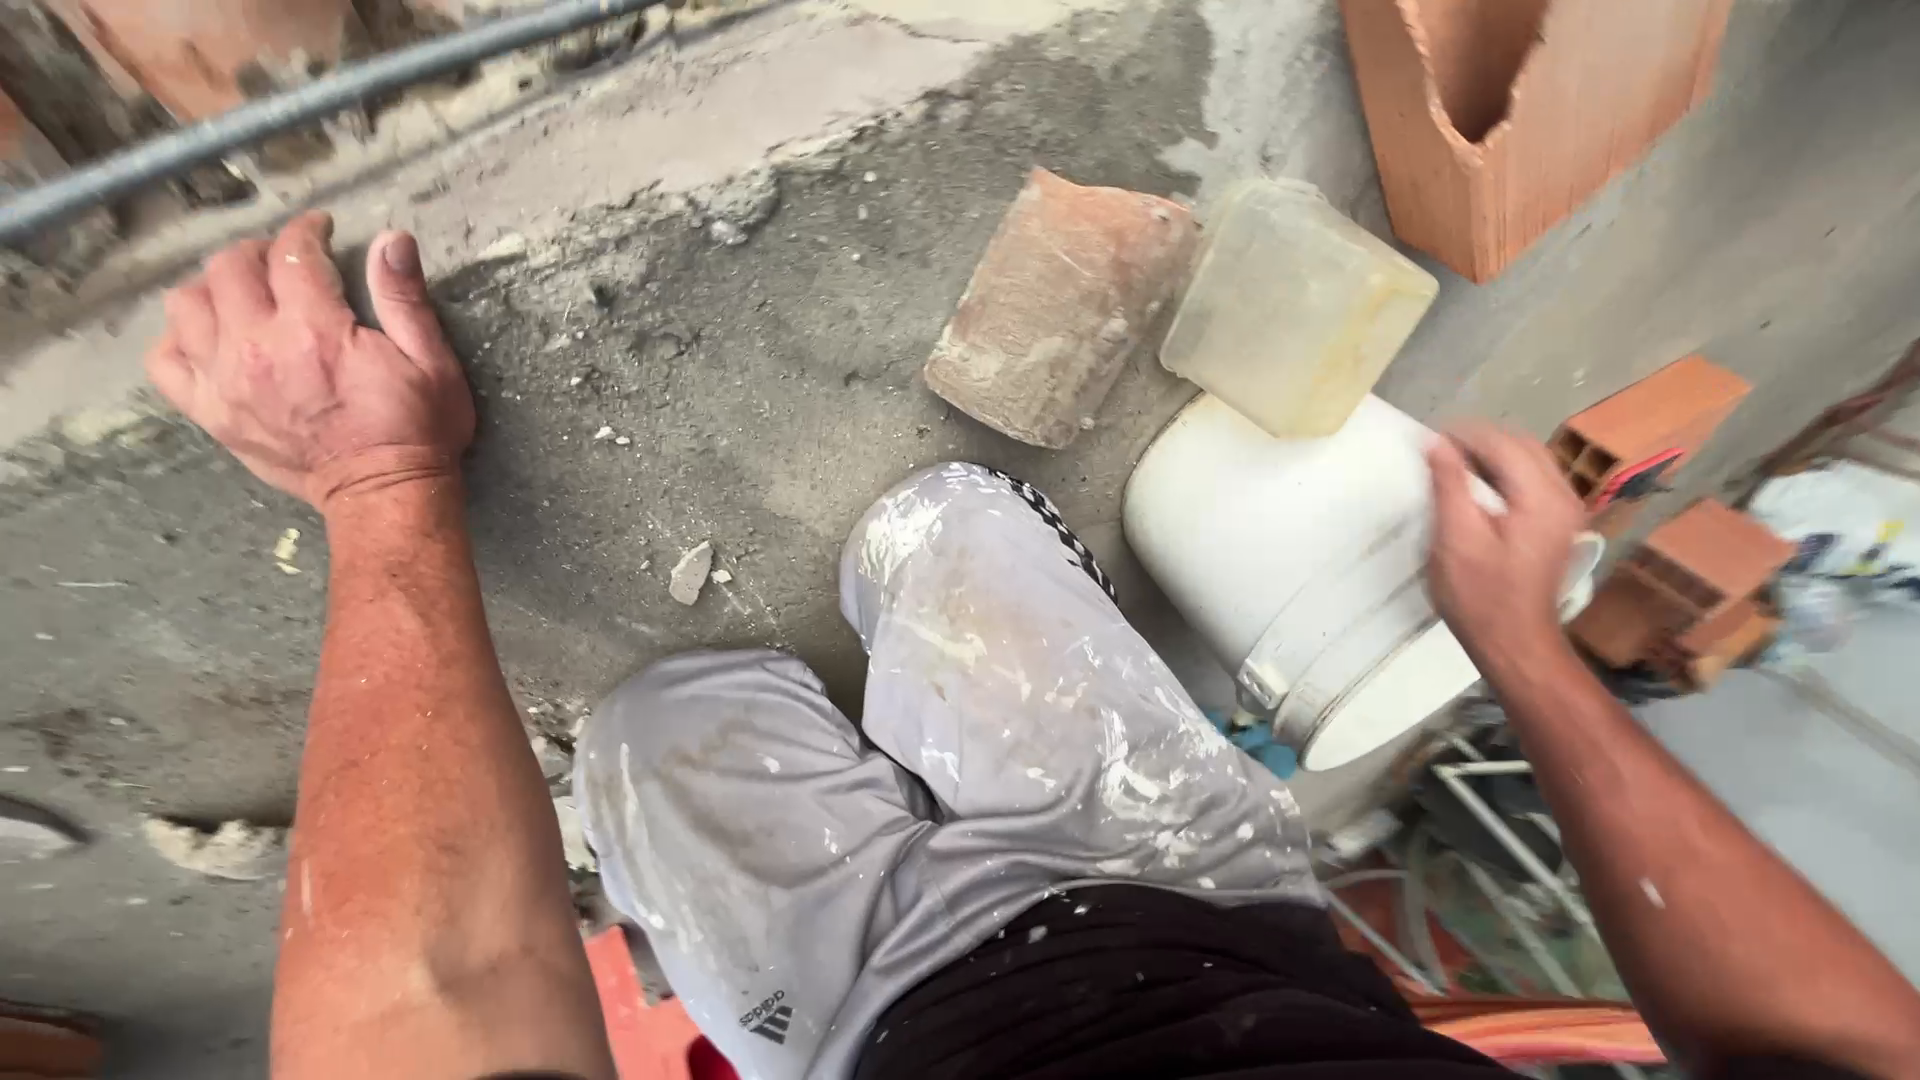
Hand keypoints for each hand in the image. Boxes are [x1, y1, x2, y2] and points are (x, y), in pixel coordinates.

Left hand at [145, 212, 473, 514]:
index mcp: (315, 331)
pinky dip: (180, 336)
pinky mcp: (210, 411)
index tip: (322, 230)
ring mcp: (223, 380)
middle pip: (229, 269)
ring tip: (246, 294)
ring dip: (214, 286)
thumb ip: (406, 301)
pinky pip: (164, 359)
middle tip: (288, 262)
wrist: (387, 493)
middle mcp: (256, 347)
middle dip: (259, 253)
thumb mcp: (434, 364)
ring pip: (187, 304)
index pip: (293, 256)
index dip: (307, 232)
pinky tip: (213, 337)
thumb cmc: (419, 430)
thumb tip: (392, 240)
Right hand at [1426, 424, 1585, 668]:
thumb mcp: (1455, 537)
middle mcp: (1563, 497)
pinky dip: (1500, 473)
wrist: (1512, 640)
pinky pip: (1529, 480)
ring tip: (1448, 463)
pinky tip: (1471, 486)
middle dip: (1478, 440)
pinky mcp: (1554, 523)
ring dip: (1489, 454)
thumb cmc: (1479, 594)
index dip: (1464, 435)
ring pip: (1528, 460)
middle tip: (1435, 448)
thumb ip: (1448, 485)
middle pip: (1522, 446)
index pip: (1504, 445)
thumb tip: (1435, 443)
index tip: (1427, 438)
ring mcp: (1563, 511)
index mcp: (1542, 499)